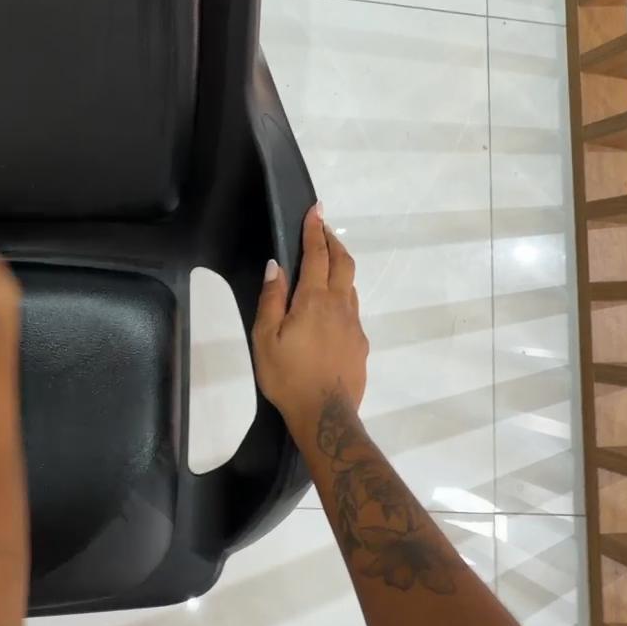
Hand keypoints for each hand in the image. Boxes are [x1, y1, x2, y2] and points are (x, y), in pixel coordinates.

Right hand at [252, 203, 368, 427]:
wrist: (327, 417)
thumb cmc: (288, 377)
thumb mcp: (266, 338)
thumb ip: (272, 299)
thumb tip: (276, 266)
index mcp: (314, 301)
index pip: (317, 255)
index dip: (315, 230)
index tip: (316, 209)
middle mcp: (340, 306)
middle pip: (343, 263)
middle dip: (333, 241)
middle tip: (322, 228)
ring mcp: (355, 325)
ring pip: (350, 286)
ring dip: (339, 267)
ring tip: (325, 264)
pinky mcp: (361, 343)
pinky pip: (352, 309)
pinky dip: (342, 295)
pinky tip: (329, 310)